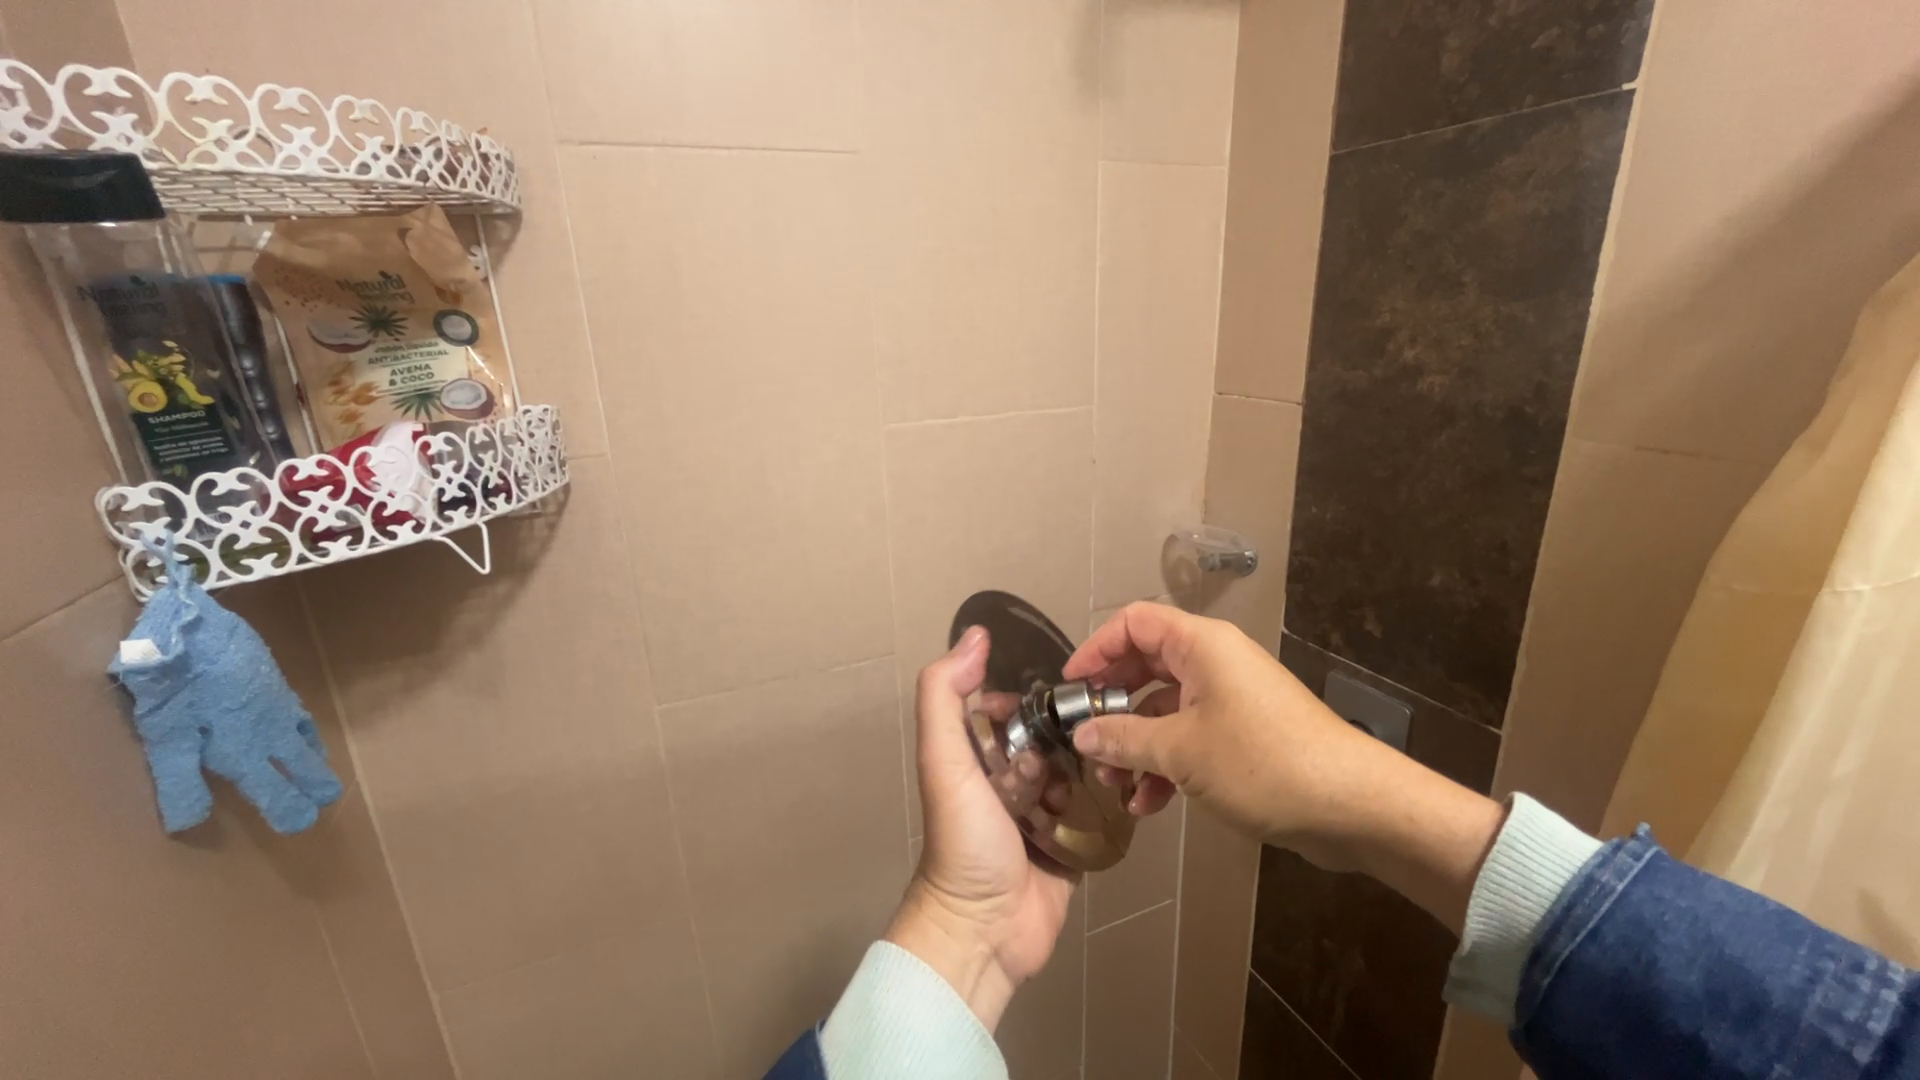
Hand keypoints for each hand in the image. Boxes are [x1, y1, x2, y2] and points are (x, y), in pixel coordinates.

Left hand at [887, 625, 1075, 1030]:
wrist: (988, 929)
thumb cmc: (964, 838)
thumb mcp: (944, 760)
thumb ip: (945, 696)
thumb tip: (975, 635)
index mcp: (975, 755)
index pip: (1012, 707)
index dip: (1034, 699)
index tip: (1064, 697)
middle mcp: (1007, 778)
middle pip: (1051, 737)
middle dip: (1071, 736)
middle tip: (1094, 739)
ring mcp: (1040, 810)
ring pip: (1077, 769)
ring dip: (1092, 767)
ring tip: (1110, 767)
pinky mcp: (1070, 840)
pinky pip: (1094, 807)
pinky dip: (1107, 797)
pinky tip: (1125, 789)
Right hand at [1062, 603, 1502, 931]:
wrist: (1354, 808)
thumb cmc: (1263, 762)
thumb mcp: (1181, 751)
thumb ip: (1123, 738)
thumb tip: (1080, 734)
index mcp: (1201, 645)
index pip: (1133, 623)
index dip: (1096, 649)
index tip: (1069, 688)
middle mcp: (1213, 663)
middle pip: (1144, 668)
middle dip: (1111, 707)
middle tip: (1085, 741)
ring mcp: (1228, 700)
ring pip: (1162, 709)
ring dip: (1134, 745)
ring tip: (1114, 786)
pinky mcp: (1241, 736)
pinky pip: (1187, 737)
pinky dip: (1164, 764)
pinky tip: (1148, 804)